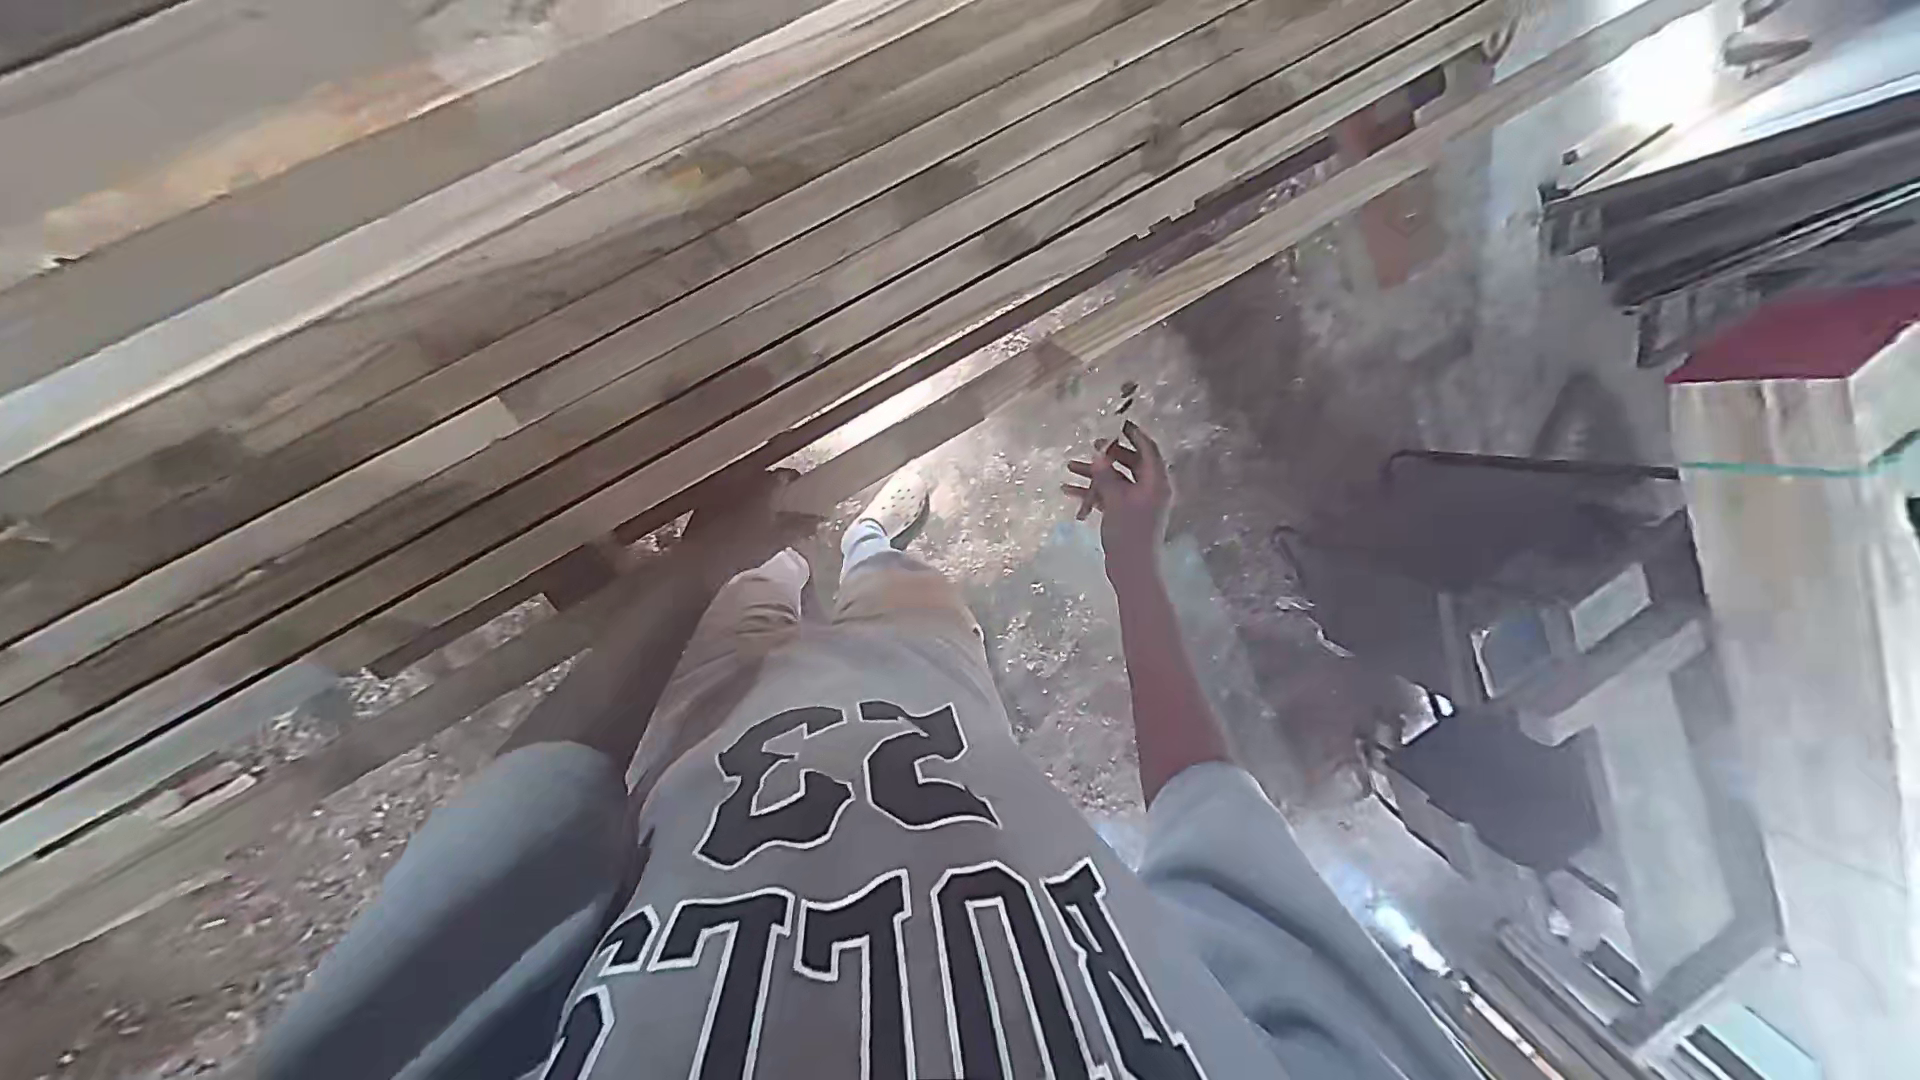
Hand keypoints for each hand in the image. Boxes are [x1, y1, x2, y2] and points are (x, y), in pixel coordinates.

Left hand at [678, 465, 807, 586]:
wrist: (703, 558)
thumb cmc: (747, 545)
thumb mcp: (780, 538)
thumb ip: (801, 526)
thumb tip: (820, 520)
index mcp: (765, 486)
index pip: (784, 474)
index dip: (794, 480)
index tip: (800, 488)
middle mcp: (742, 481)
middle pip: (762, 477)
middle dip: (773, 486)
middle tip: (782, 500)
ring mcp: (720, 491)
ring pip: (742, 487)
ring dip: (752, 494)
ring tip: (760, 511)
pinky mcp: (703, 505)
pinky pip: (725, 498)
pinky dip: (734, 505)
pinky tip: (736, 521)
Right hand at [1063, 420, 1171, 582]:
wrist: (1132, 569)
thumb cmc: (1129, 533)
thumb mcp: (1116, 500)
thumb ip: (1106, 475)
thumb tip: (1098, 454)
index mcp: (1156, 482)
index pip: (1148, 450)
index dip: (1134, 435)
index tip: (1119, 422)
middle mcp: (1150, 489)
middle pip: (1130, 463)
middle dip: (1109, 454)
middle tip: (1092, 444)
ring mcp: (1137, 502)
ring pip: (1116, 479)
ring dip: (1094, 473)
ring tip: (1070, 466)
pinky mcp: (1125, 514)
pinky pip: (1109, 495)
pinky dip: (1092, 491)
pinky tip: (1069, 490)